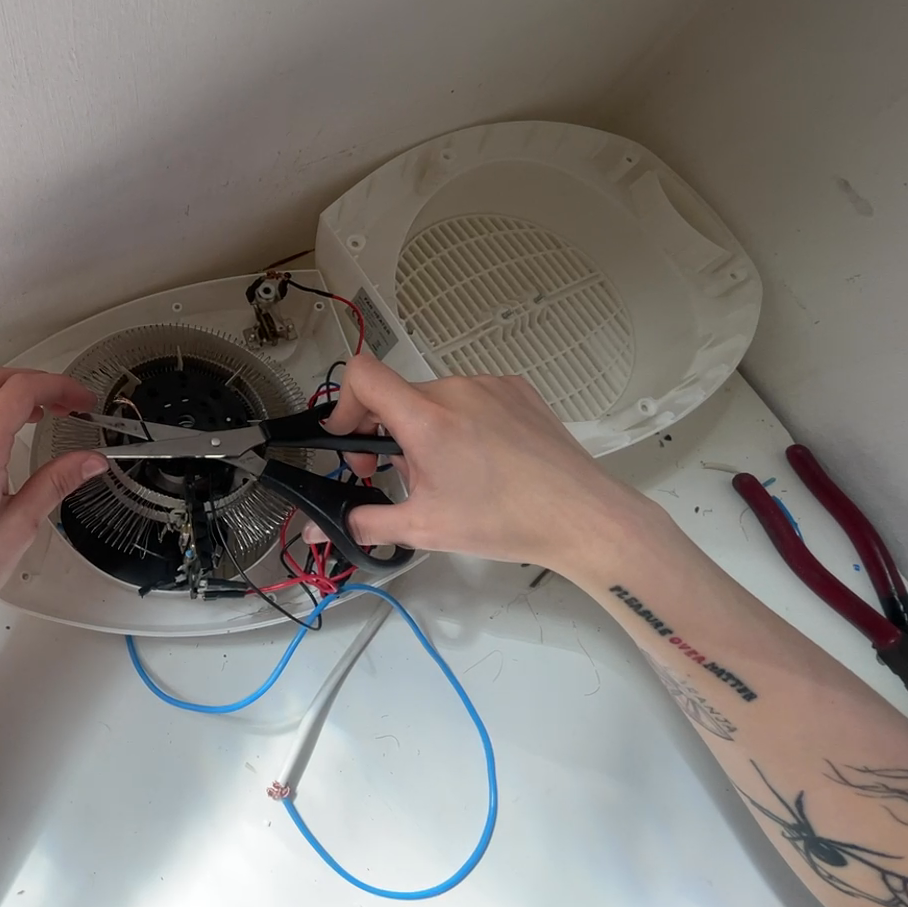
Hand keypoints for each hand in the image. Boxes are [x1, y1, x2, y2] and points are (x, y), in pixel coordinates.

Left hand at [0, 367, 107, 653]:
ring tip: (38, 415)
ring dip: (7, 390)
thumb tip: (91, 460)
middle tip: (69, 406)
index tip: (84, 403)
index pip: (22, 389)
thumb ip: (57, 482)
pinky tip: (0, 433)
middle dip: (37, 383)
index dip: (60, 387)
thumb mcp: (20, 526)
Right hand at [321, 352, 657, 576]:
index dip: (342, 403)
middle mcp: (455, 391)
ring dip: (419, 428)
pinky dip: (455, 421)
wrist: (583, 517)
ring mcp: (488, 386)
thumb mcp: (423, 528)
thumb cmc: (509, 519)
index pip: (362, 375)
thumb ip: (364, 523)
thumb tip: (324, 531)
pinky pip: (465, 396)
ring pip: (428, 397)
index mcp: (427, 419)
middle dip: (380, 431)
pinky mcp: (514, 389)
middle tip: (396, 471)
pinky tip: (474, 457)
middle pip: (393, 394)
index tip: (346, 435)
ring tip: (443, 470)